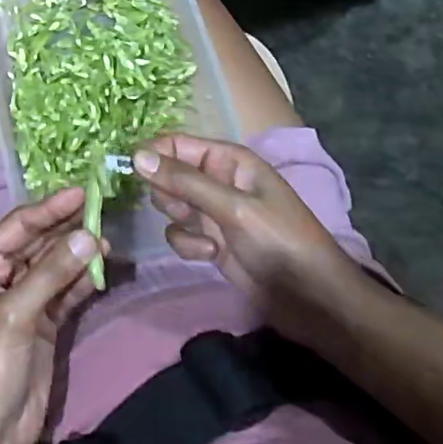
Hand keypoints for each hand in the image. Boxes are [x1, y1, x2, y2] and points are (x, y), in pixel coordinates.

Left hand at [0, 188, 104, 443]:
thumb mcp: (16, 315)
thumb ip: (52, 273)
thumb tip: (89, 234)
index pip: (20, 225)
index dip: (49, 207)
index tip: (81, 192)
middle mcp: (5, 273)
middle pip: (41, 240)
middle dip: (69, 227)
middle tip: (102, 211)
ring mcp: (27, 295)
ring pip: (57, 262)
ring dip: (80, 252)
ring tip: (107, 242)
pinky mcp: (46, 317)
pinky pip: (68, 287)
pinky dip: (84, 278)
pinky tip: (102, 268)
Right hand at [133, 134, 370, 335]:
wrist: (312, 300)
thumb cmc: (280, 240)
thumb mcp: (233, 207)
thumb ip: (184, 181)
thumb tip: (137, 155)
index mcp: (229, 160)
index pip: (180, 143)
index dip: (155, 153)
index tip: (130, 169)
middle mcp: (219, 180)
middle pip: (171, 174)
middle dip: (169, 193)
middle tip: (183, 210)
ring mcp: (215, 213)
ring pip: (173, 206)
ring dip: (180, 222)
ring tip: (204, 237)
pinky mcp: (213, 242)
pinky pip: (182, 234)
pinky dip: (190, 245)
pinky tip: (210, 256)